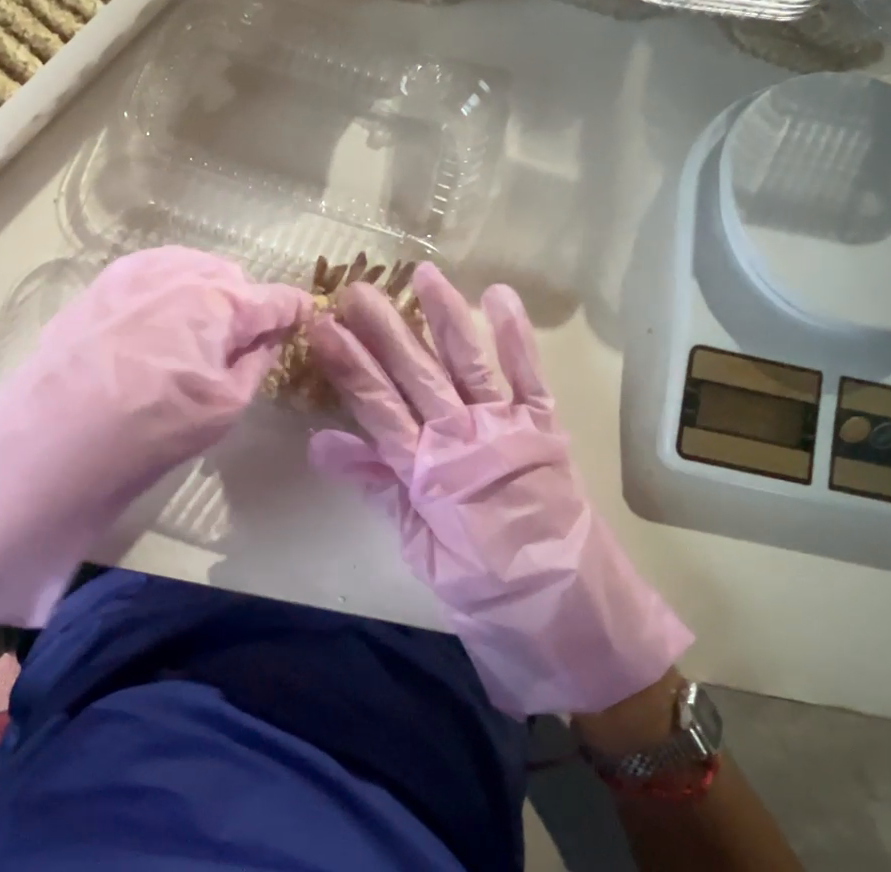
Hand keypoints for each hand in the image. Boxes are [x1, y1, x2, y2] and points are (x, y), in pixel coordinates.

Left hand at [0, 247, 310, 626]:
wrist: (51, 439)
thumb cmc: (151, 427)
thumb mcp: (223, 407)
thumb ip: (256, 362)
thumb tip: (267, 338)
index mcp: (219, 299)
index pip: (276, 298)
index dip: (294, 315)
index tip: (299, 328)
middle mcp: (177, 272)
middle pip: (231, 278)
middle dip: (243, 306)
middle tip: (235, 350)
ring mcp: (133, 274)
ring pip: (189, 272)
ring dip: (203, 296)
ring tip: (189, 343)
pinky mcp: (98, 287)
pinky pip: (150, 277)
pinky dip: (165, 295)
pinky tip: (151, 333)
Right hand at [307, 264, 691, 716]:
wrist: (570, 616)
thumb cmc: (484, 590)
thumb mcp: (419, 547)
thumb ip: (377, 487)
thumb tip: (320, 442)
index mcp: (425, 471)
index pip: (375, 405)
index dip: (346, 363)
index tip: (320, 325)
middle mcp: (463, 440)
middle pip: (415, 374)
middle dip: (383, 329)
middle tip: (356, 288)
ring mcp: (507, 430)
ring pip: (468, 363)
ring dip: (445, 317)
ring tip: (423, 273)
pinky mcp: (546, 430)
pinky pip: (529, 377)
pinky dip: (517, 338)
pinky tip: (500, 298)